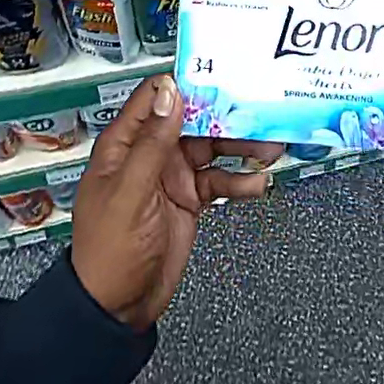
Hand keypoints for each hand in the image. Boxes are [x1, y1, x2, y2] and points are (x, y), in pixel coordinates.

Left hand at [71, 74, 283, 330]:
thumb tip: (170, 92)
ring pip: (212, 149)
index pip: (156, 98)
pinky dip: (239, 182)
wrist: (118, 307)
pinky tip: (259, 185)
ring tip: (272, 148)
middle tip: (261, 112)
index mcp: (127, 143)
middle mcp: (151, 153)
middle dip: (226, 116)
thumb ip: (153, 143)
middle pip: (193, 121)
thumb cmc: (112, 248)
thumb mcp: (131, 192)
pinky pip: (219, 181)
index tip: (222, 75)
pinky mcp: (190, 198)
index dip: (186, 84)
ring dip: (241, 148)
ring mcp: (173, 175)